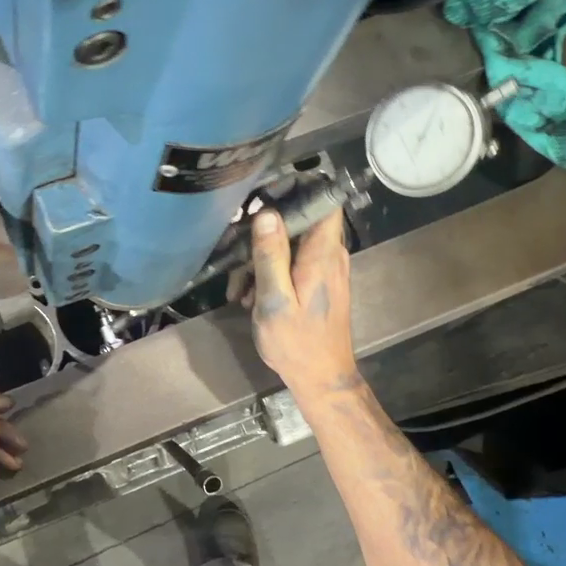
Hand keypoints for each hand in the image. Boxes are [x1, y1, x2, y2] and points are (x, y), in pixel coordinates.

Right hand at [245, 207, 357, 396]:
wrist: (321, 376)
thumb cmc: (297, 342)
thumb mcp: (275, 300)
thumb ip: (271, 256)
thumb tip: (267, 214)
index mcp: (322, 254)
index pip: (324, 199)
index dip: (297, 188)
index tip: (263, 197)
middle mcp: (330, 254)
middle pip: (300, 220)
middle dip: (265, 231)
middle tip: (235, 253)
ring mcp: (326, 268)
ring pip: (292, 243)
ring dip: (262, 257)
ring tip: (238, 287)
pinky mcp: (319, 282)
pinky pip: (294, 263)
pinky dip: (271, 272)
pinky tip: (250, 296)